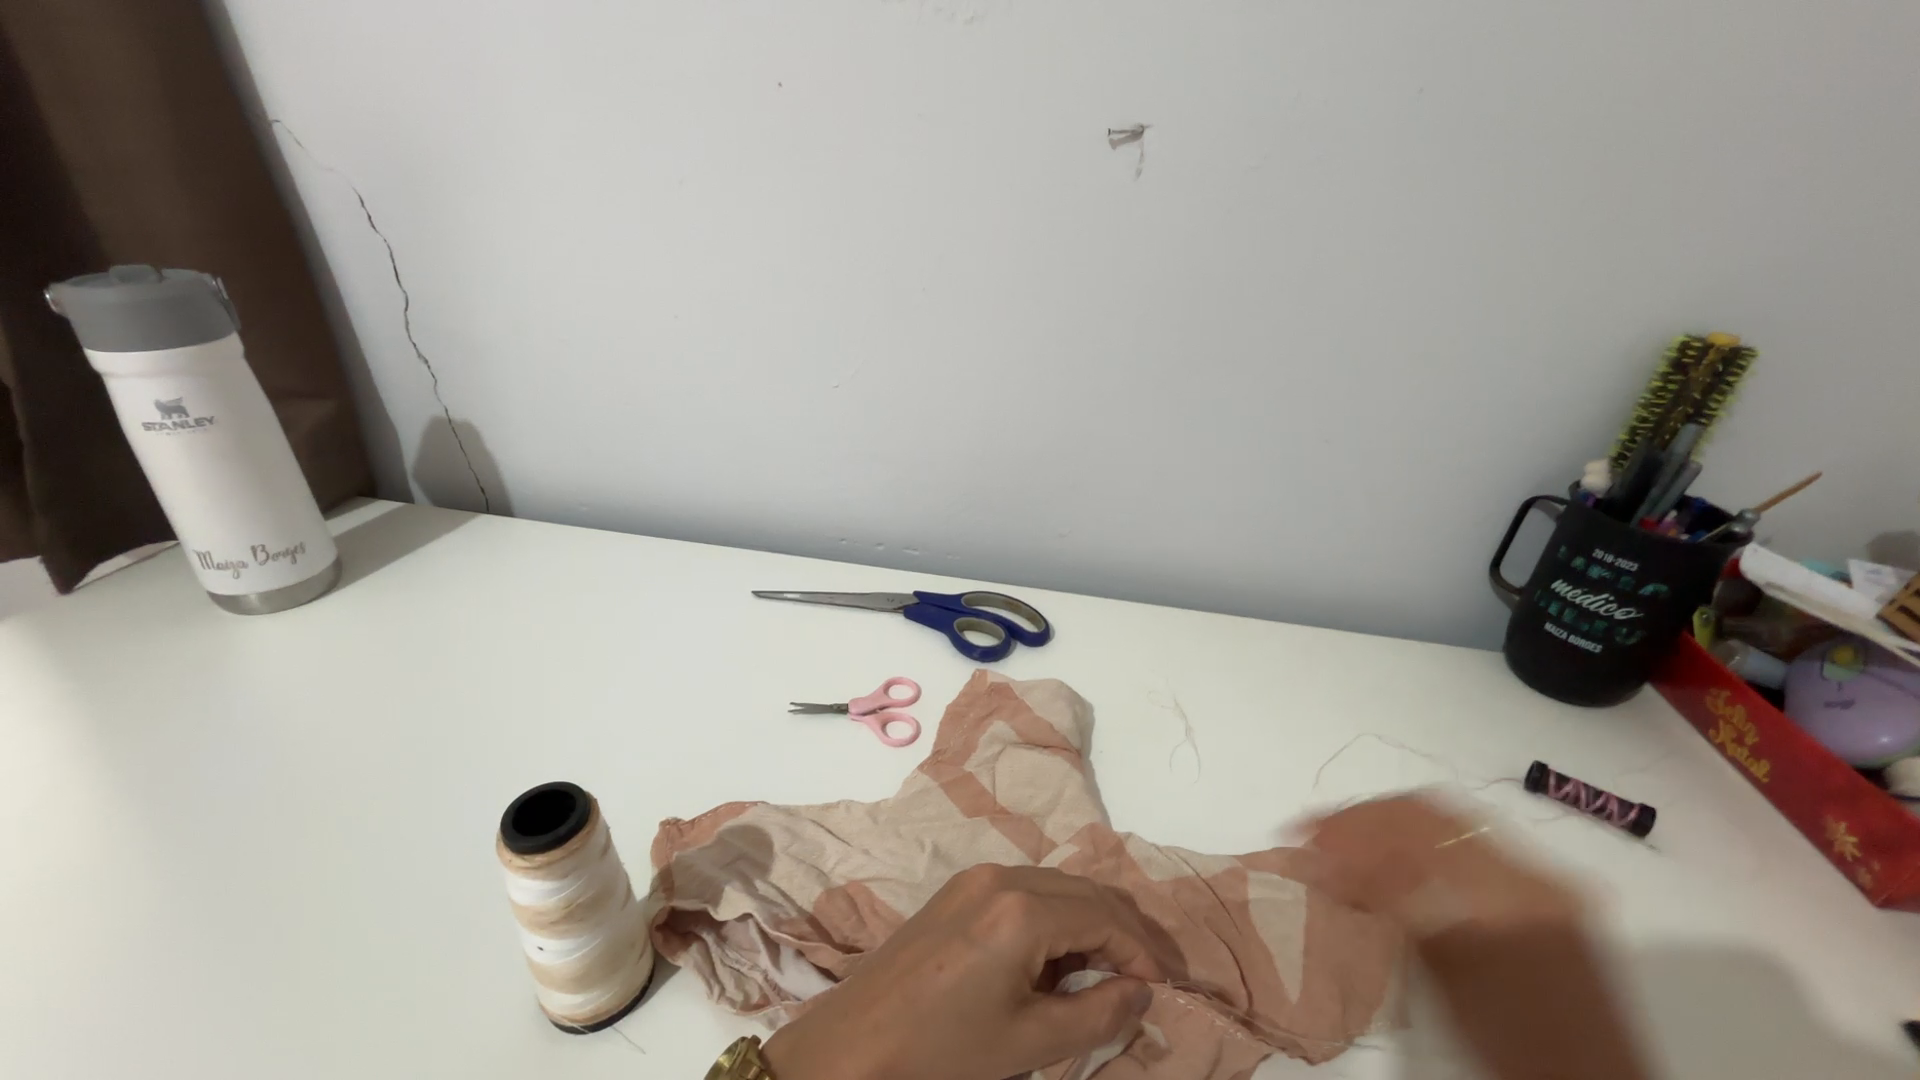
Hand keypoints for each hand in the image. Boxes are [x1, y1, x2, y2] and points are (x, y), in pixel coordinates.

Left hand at [761, 864, 1164, 1079]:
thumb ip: (1096, 1014)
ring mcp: (974, 878)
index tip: (1167, 987)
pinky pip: (1024, 891)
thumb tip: (1140, 991)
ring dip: (1089, 923)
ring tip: (1109, 974)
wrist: (850, 1047)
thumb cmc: (942, 1050)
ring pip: (1055, 887)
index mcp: (1022, 908)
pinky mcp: (956, 890)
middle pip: (1084, 890)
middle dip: (1123, 931)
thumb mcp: (1028, 1042)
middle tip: (1150, 976)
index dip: (1143, 951)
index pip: (1105, 916)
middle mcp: (1001, 876)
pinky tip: (1058, 959)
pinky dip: (1054, 919)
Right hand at [1305, 795, 1651, 1079]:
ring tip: (1344, 846)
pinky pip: (1471, 844)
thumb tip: (1325, 862)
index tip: (1303, 838)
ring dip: (1389, 826)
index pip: (1414, 827)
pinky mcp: (1546, 892)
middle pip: (1430, 812)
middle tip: (1315, 836)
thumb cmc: (1508, 1047)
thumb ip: (1391, 910)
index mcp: (1507, 896)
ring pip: (1448, 822)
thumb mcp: (1441, 985)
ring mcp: (1543, 880)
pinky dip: (1421, 844)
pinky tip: (1390, 863)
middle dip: (1365, 818)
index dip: (1351, 825)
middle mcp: (1532, 874)